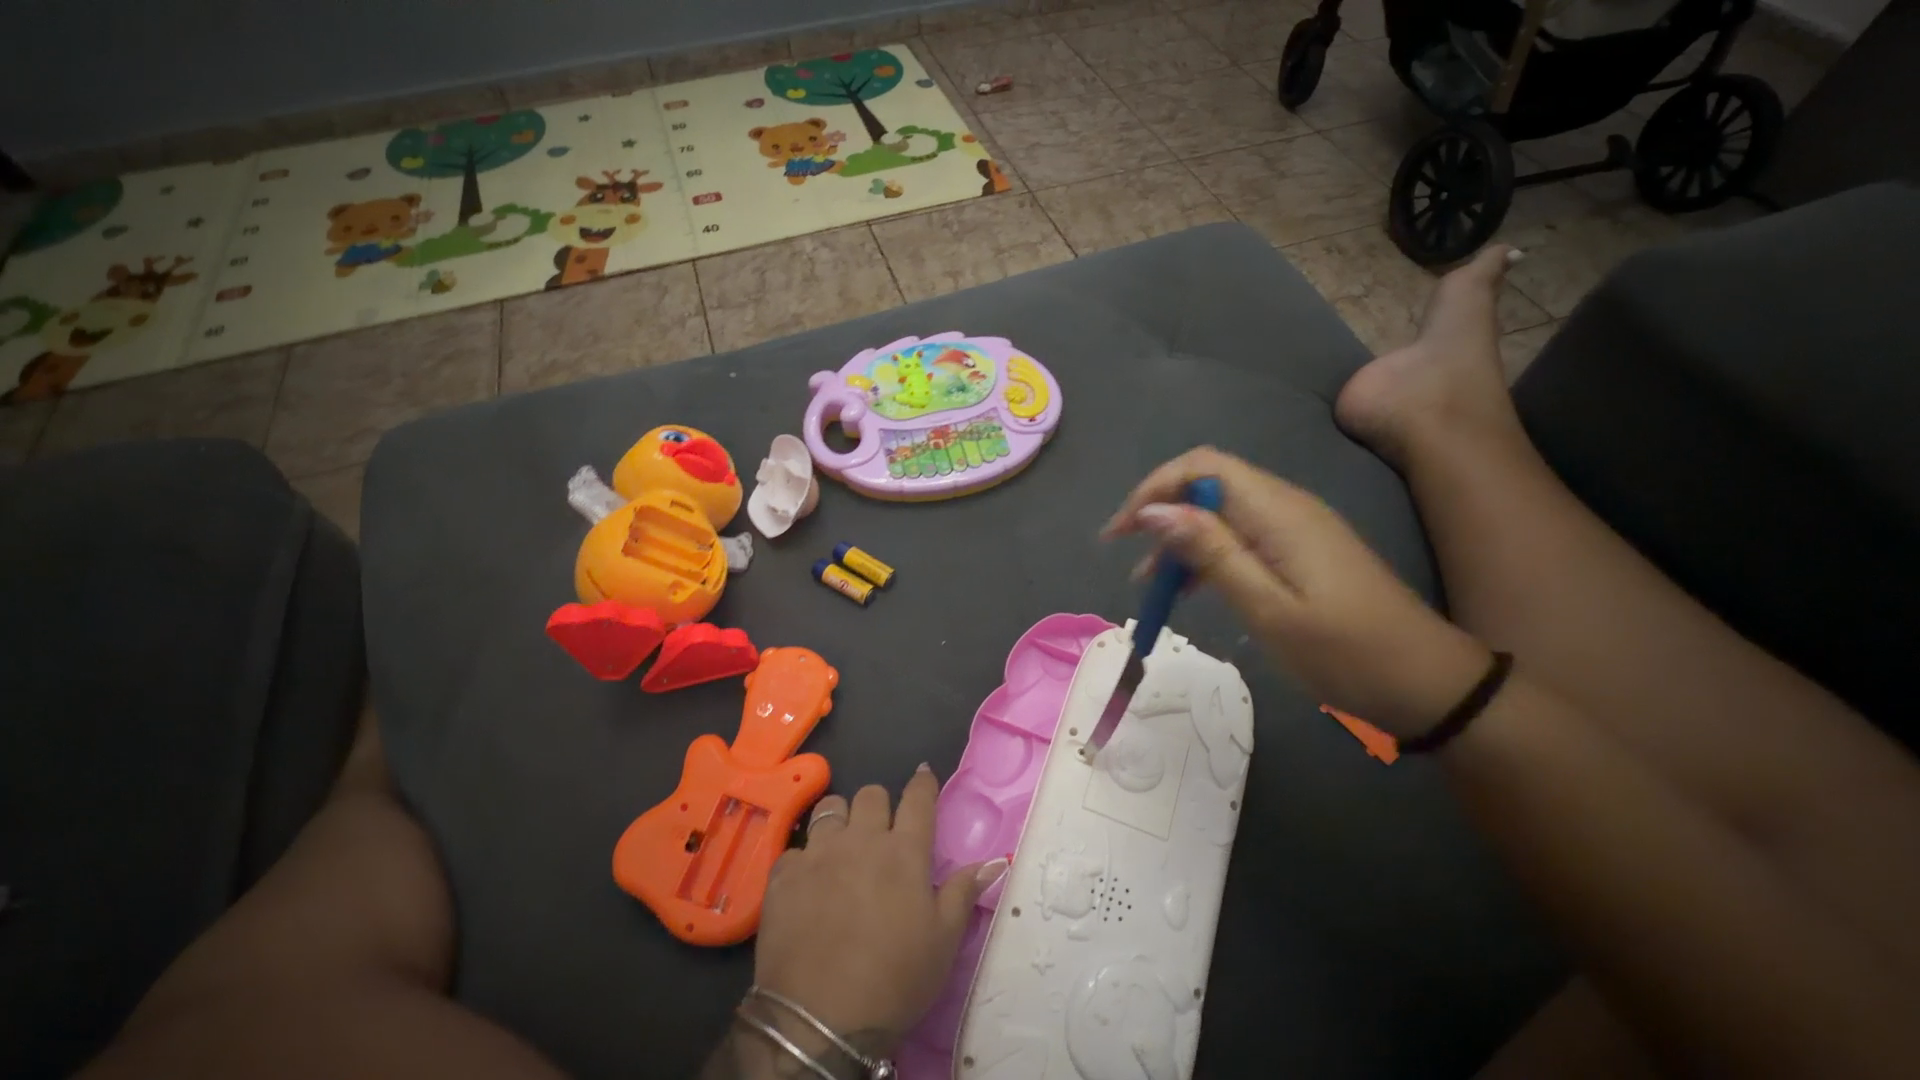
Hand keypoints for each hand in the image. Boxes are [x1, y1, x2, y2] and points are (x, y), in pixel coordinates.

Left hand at [752, 766, 1004, 1062]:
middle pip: (870, 794)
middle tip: (882, 829)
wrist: (820, 1017)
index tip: (923, 776)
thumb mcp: (943, 941)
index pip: (918, 799)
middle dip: (880, 804)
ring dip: (841, 819)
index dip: (923, 784)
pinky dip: (806, 857)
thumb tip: (993, 860)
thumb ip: (964, 892)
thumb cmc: (895, 979)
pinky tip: (809, 881)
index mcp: (905, 852)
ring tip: (843, 843)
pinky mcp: (783, 875)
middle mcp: (861, 840)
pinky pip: (796, 848)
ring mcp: (818, 854)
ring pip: (829, 809)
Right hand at [1105, 447, 1489, 737]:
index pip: (1201, 468)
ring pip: (1222, 511)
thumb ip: (1211, 554)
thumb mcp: (1268, 609)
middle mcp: (1287, 505)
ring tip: (1151, 585)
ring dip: (1181, 538)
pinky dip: (1209, 554)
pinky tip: (1192, 589)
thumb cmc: (1345, 651)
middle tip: (1131, 564)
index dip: (1153, 489)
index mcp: (1278, 512)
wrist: (1426, 681)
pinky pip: (1243, 535)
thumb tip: (1155, 511)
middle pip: (1208, 483)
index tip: (1120, 534)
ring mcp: (1298, 527)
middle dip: (1161, 513)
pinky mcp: (1304, 550)